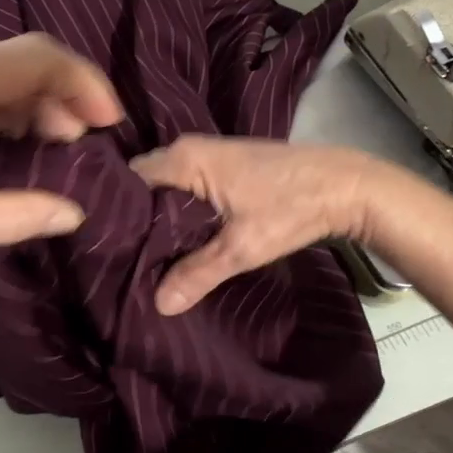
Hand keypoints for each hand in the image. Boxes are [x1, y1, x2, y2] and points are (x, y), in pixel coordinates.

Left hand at [0, 33, 124, 289]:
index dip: (81, 81)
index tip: (110, 122)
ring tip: (60, 153)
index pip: (32, 58)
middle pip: (19, 65)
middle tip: (88, 147)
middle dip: (63, 99)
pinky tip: (22, 149)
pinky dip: (10, 115)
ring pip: (0, 79)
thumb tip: (77, 211)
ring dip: (37, 109)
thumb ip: (22, 214)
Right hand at [130, 137, 388, 315]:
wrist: (347, 185)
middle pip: (142, 184)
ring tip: (141, 253)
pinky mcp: (220, 165)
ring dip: (155, 216)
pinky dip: (175, 210)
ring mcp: (204, 153)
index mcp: (182, 158)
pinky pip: (182, 185)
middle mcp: (186, 148)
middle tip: (120, 257)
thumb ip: (196, 273)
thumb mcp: (242, 247)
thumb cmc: (291, 208)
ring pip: (163, 186)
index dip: (115, 214)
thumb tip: (158, 305)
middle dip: (132, 219)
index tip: (105, 247)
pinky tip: (174, 239)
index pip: (127, 182)